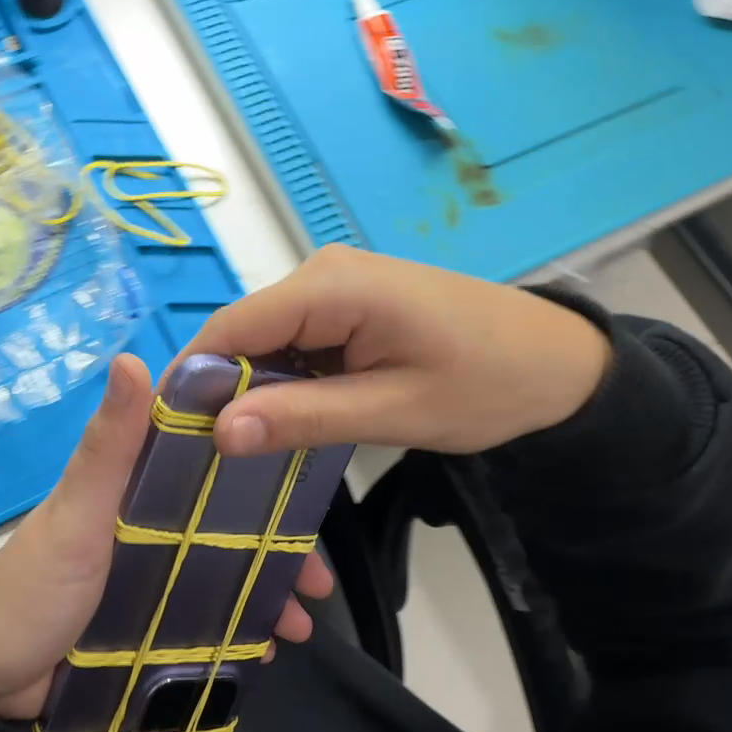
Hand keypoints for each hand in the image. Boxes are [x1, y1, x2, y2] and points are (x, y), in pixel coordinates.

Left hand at [0, 353, 334, 720]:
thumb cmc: (35, 579)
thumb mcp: (77, 509)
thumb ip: (109, 443)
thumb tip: (132, 356)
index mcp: (137, 477)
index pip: (207, 449)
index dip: (257, 454)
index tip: (308, 469)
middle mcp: (151, 514)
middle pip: (228, 515)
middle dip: (277, 538)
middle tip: (317, 573)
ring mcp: (152, 566)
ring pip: (225, 565)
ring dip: (266, 585)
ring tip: (302, 616)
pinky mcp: (151, 613)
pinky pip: (208, 612)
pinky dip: (240, 622)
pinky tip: (265, 642)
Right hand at [182, 244, 612, 457]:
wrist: (563, 362)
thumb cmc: (488, 385)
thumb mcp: (394, 411)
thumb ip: (304, 418)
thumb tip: (218, 432)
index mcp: (330, 286)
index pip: (232, 326)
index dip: (192, 377)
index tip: (167, 436)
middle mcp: (320, 273)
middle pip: (244, 332)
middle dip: (221, 390)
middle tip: (202, 458)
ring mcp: (334, 285)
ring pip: (266, 340)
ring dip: (253, 389)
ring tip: (237, 448)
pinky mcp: (347, 303)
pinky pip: (295, 340)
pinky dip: (284, 380)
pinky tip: (285, 419)